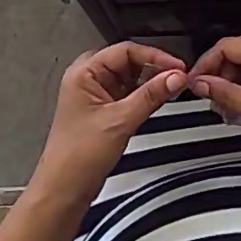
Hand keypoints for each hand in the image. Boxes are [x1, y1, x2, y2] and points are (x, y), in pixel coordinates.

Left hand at [33, 42, 185, 201]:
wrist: (64, 190)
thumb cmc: (77, 157)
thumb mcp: (120, 121)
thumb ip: (151, 95)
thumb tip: (174, 77)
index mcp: (83, 73)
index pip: (125, 50)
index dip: (154, 55)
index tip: (176, 65)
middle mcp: (87, 79)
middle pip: (128, 61)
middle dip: (154, 66)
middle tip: (177, 75)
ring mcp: (95, 95)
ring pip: (129, 77)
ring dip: (150, 81)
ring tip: (172, 86)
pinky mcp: (103, 111)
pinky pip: (128, 93)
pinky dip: (144, 94)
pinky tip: (159, 98)